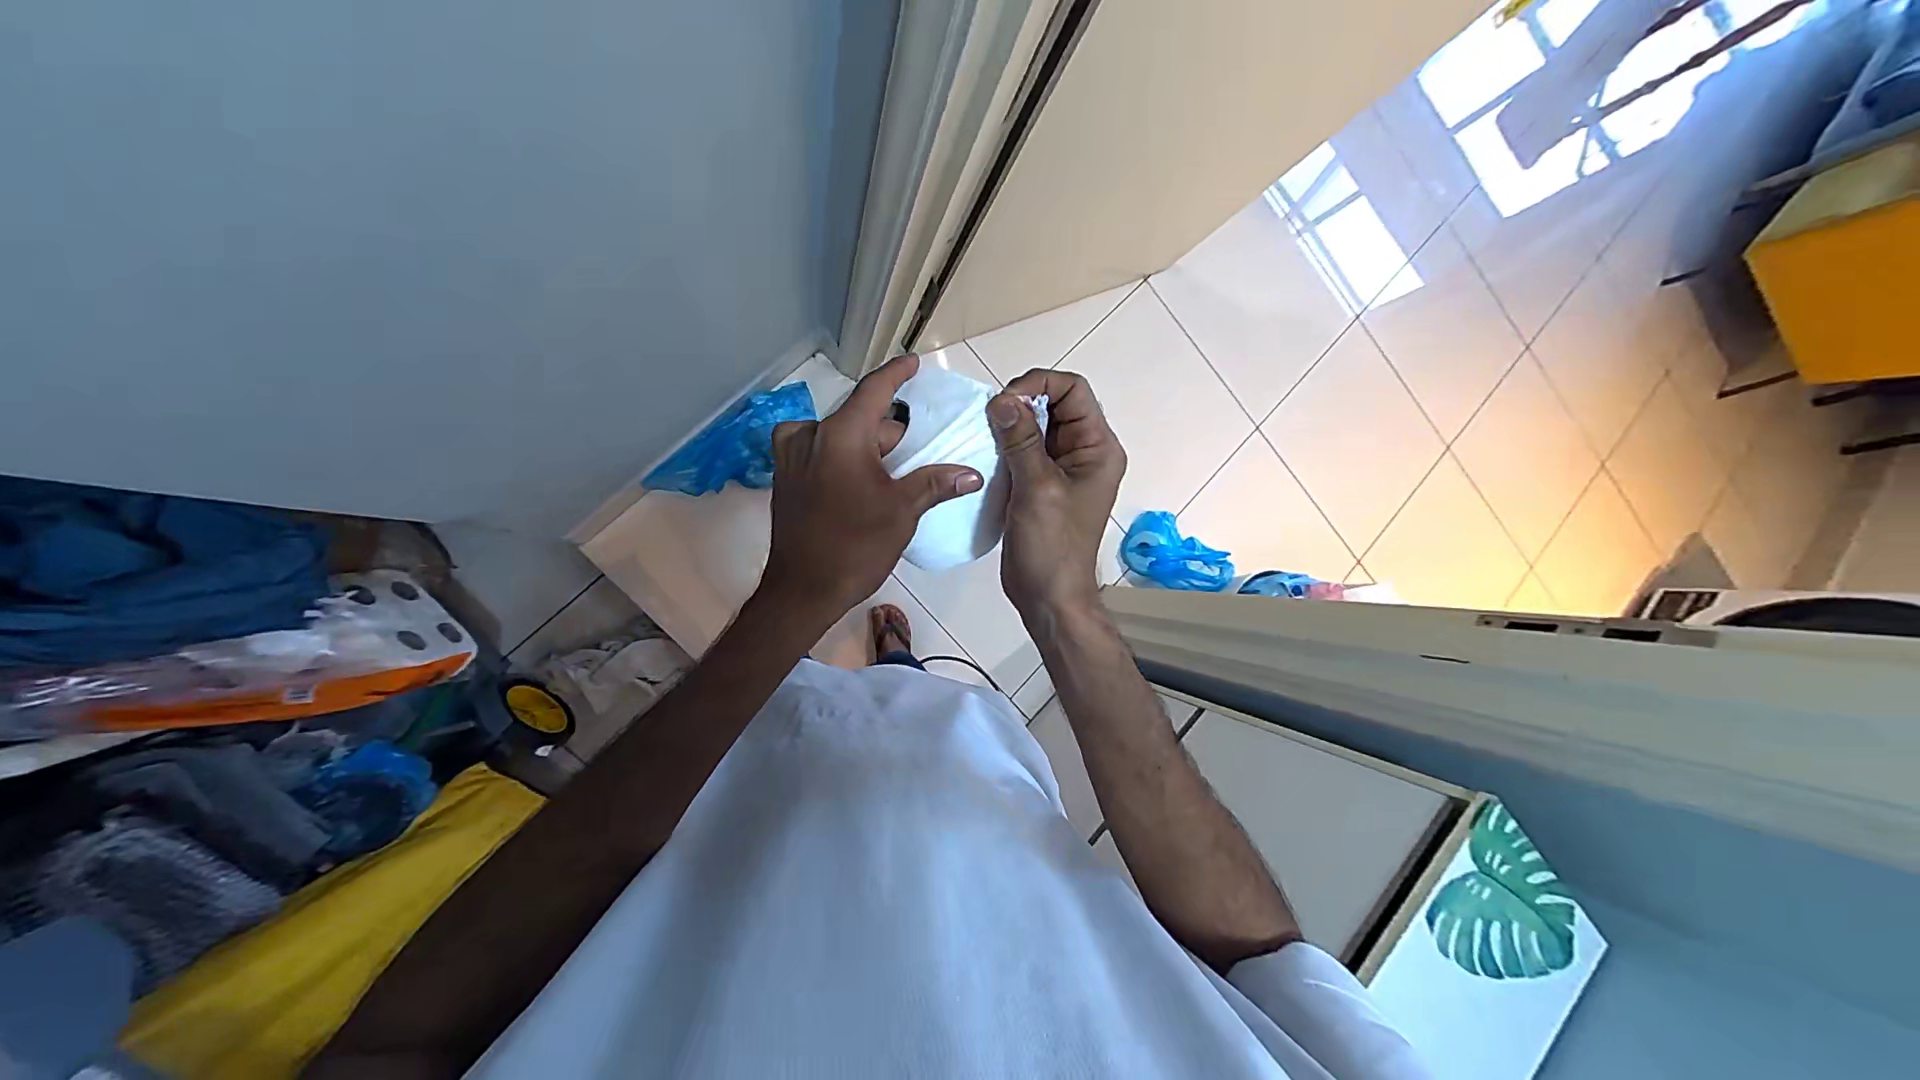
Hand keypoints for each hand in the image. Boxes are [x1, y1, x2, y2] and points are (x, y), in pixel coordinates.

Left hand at [760, 354, 982, 623]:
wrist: (802, 590)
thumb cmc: (854, 547)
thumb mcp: (901, 512)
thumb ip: (936, 483)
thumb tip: (972, 474)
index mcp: (840, 434)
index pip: (874, 389)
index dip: (897, 373)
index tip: (914, 362)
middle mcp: (809, 435)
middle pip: (859, 418)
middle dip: (889, 431)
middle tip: (917, 454)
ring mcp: (790, 455)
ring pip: (839, 436)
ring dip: (866, 447)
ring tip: (892, 475)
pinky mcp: (784, 476)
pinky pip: (821, 451)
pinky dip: (843, 457)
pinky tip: (862, 482)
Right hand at [990, 369, 1124, 624]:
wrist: (1048, 597)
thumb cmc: (1052, 548)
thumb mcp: (1038, 489)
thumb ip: (1022, 441)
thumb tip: (1003, 399)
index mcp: (1097, 448)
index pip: (1074, 391)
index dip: (1039, 385)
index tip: (1005, 401)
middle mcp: (1082, 452)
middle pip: (1053, 404)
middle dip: (1020, 403)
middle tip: (990, 418)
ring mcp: (1060, 468)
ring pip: (1035, 426)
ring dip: (1009, 425)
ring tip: (984, 434)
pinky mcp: (1039, 483)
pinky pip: (1022, 450)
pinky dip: (1003, 446)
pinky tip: (984, 452)